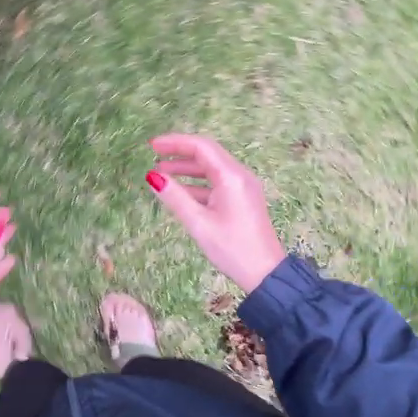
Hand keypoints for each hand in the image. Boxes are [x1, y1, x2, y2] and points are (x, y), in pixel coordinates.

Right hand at [146, 133, 286, 293]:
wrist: (265, 274)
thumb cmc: (231, 248)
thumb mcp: (198, 223)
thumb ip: (175, 197)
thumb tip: (152, 177)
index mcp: (231, 177)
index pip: (201, 147)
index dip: (175, 142)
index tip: (152, 145)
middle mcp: (239, 175)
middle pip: (207, 154)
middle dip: (179, 153)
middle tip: (154, 156)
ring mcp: (243, 187)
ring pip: (211, 169)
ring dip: (187, 169)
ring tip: (161, 173)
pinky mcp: (242, 199)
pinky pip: (217, 183)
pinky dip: (197, 184)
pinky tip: (180, 192)